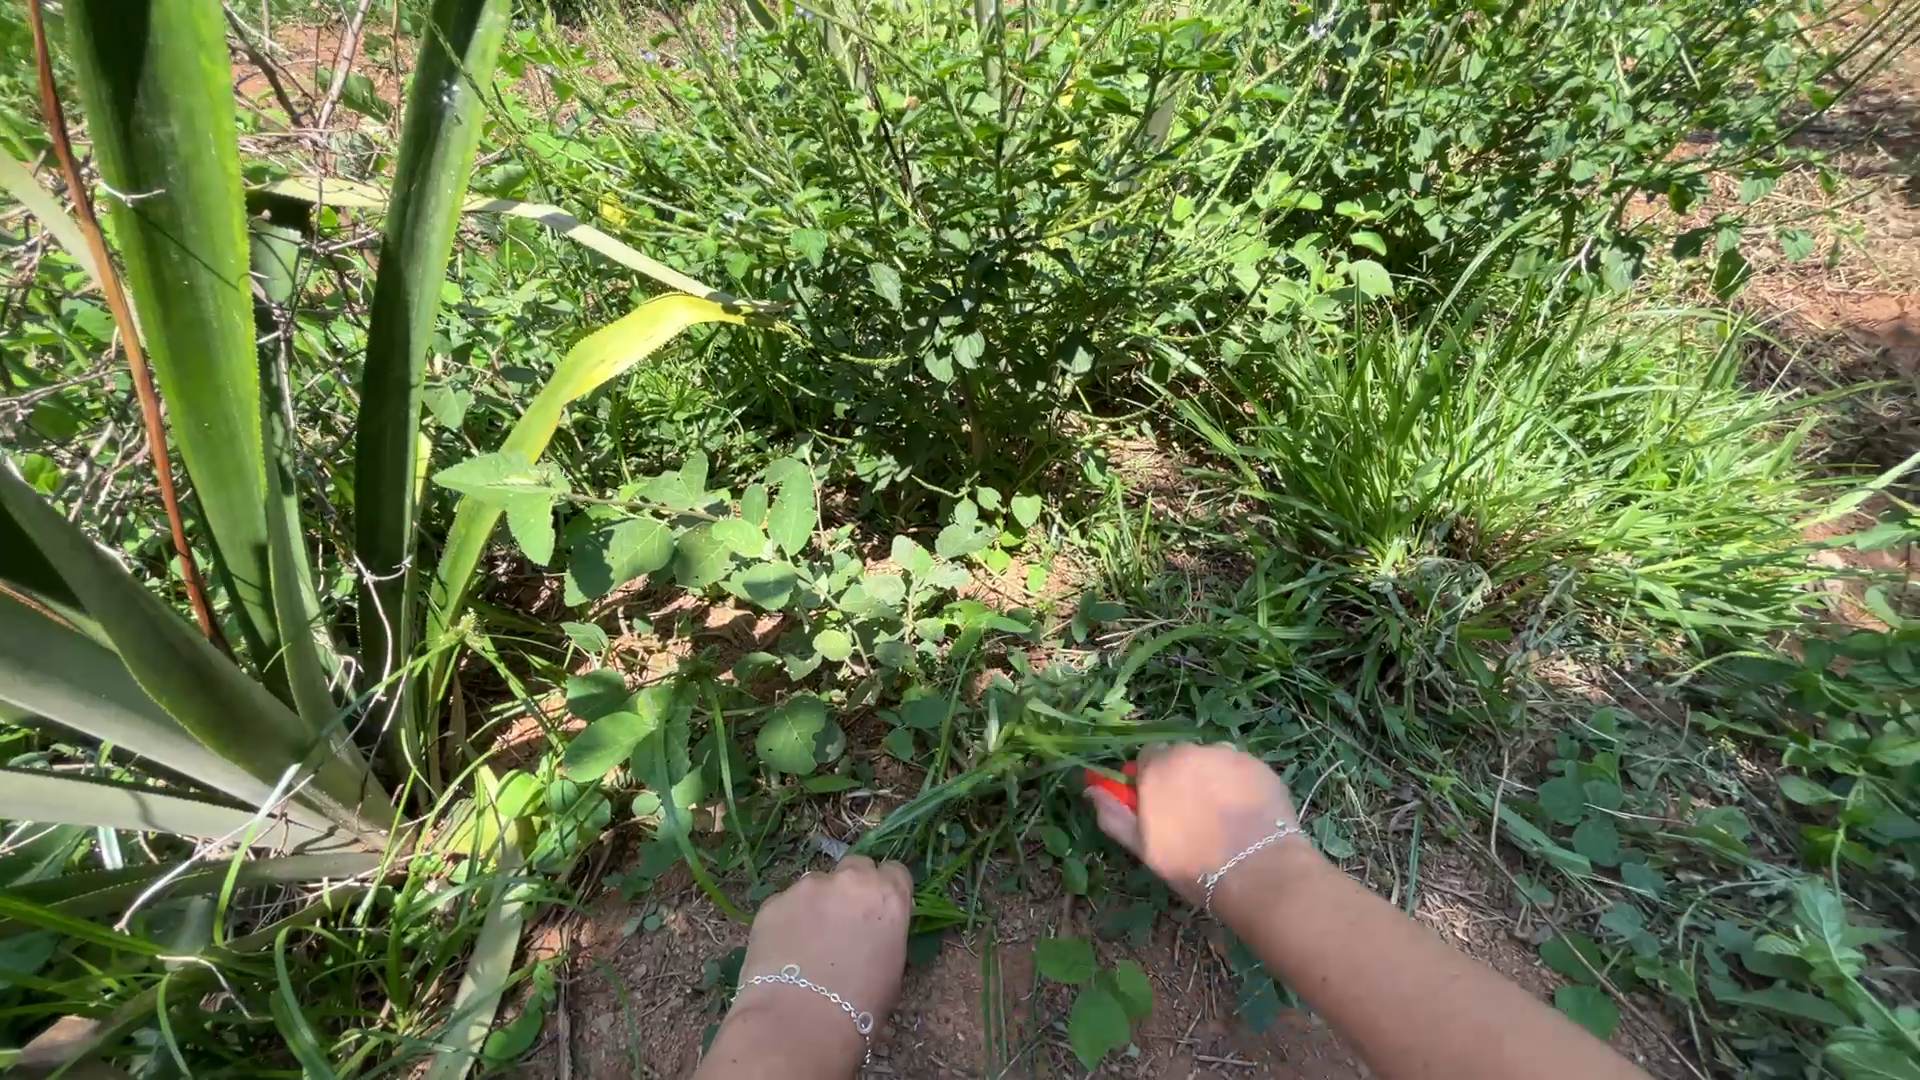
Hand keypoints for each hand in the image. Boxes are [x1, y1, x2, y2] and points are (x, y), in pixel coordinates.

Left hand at [728, 855, 912, 1067]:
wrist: (799, 1025)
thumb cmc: (858, 1010)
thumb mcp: (891, 971)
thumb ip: (885, 935)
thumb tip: (872, 935)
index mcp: (887, 897)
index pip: (895, 872)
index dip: (886, 890)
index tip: (879, 912)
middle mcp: (851, 881)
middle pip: (856, 867)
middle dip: (851, 888)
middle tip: (842, 923)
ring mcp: (809, 886)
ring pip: (817, 885)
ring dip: (817, 904)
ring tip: (806, 944)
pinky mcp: (774, 901)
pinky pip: (785, 904)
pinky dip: (787, 921)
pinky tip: (783, 953)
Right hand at [1086, 743, 1311, 906]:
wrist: (1259, 873)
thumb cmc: (1193, 865)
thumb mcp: (1143, 847)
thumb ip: (1112, 814)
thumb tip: (1090, 790)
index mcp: (1157, 767)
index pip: (1148, 757)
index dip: (1153, 779)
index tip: (1161, 805)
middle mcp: (1189, 751)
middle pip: (1179, 755)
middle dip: (1182, 776)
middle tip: (1194, 813)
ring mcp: (1226, 754)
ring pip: (1210, 759)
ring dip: (1210, 776)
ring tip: (1223, 814)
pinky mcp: (1257, 763)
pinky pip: (1239, 767)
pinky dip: (1238, 783)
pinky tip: (1246, 812)